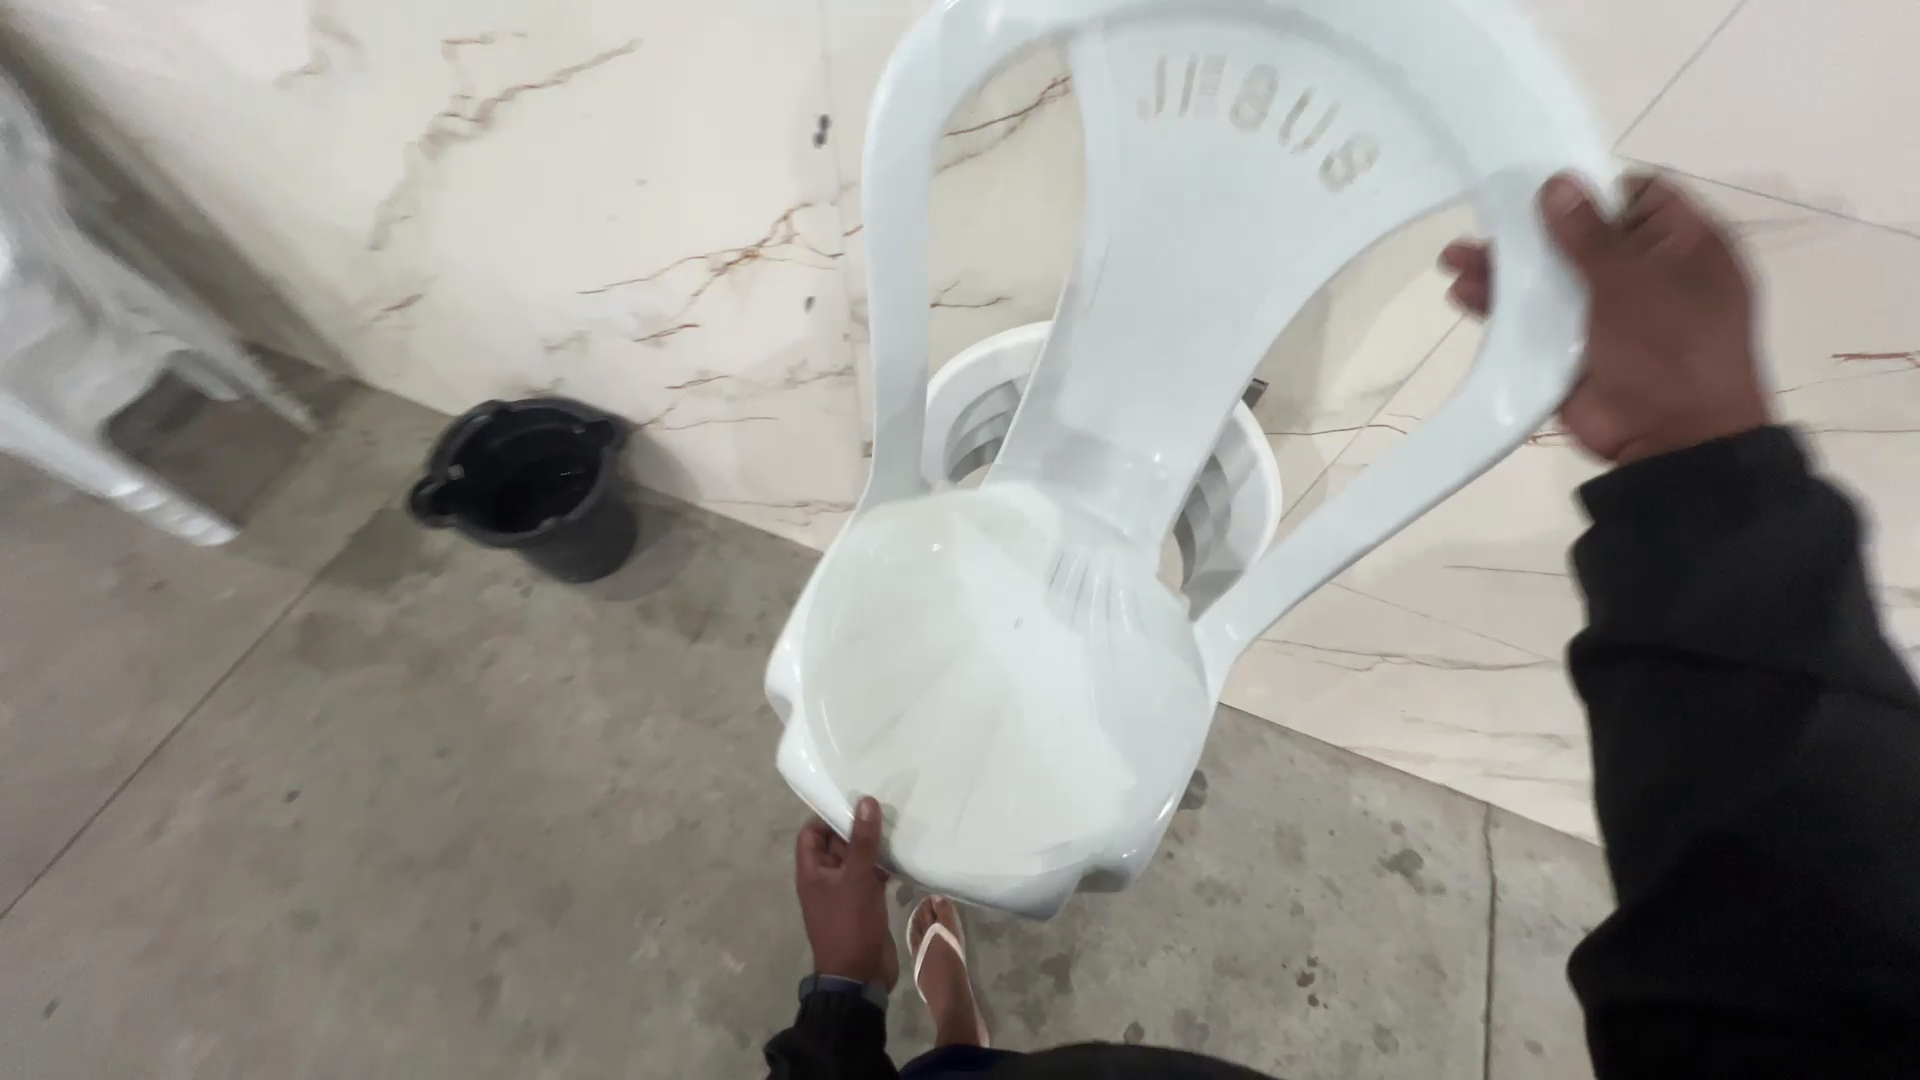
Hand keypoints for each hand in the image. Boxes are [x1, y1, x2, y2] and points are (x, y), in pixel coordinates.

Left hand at [794, 797, 897, 988]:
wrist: (860, 978)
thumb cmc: (849, 925)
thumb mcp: (856, 879)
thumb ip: (862, 840)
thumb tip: (865, 800)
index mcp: (812, 872)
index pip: (811, 833)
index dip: (828, 816)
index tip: (854, 802)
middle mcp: (825, 879)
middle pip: (836, 843)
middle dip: (856, 827)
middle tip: (883, 806)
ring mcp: (845, 892)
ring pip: (856, 859)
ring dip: (872, 845)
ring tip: (896, 824)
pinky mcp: (864, 904)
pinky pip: (870, 876)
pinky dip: (882, 865)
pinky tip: (902, 854)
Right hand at [1441, 172, 1771, 465]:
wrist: (1665, 435)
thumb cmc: (1669, 348)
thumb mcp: (1633, 283)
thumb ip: (1589, 236)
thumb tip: (1557, 184)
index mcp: (1679, 246)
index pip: (1632, 198)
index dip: (1586, 189)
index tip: (1535, 186)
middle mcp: (1639, 273)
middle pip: (1575, 239)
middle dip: (1526, 233)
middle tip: (1479, 222)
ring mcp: (1597, 313)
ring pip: (1543, 280)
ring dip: (1501, 270)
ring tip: (1453, 260)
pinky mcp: (1562, 347)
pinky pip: (1526, 320)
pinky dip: (1496, 308)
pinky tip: (1464, 294)